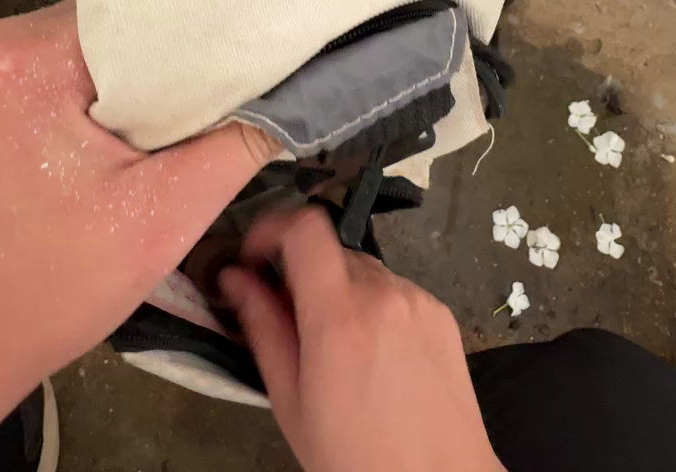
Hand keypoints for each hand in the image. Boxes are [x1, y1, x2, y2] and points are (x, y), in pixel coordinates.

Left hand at [0, 1, 279, 446]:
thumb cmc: (49, 289)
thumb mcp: (165, 218)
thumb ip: (240, 141)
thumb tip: (301, 88)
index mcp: (26, 58)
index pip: (145, 9)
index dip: (209, 28)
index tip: (263, 43)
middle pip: (120, 23)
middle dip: (177, 57)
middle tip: (237, 81)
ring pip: (98, 44)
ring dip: (144, 76)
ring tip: (189, 108)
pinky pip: (70, 65)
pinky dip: (110, 89)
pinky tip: (137, 122)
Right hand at [218, 207, 503, 471]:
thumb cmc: (352, 458)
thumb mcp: (291, 401)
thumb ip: (262, 327)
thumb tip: (234, 276)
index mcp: (339, 315)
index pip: (306, 228)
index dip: (273, 227)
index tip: (255, 256)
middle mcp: (383, 291)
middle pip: (331, 251)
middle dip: (303, 274)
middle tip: (292, 320)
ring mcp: (418, 297)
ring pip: (363, 269)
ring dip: (340, 291)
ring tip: (338, 350)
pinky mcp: (441, 310)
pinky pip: (395, 289)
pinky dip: (375, 306)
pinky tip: (377, 356)